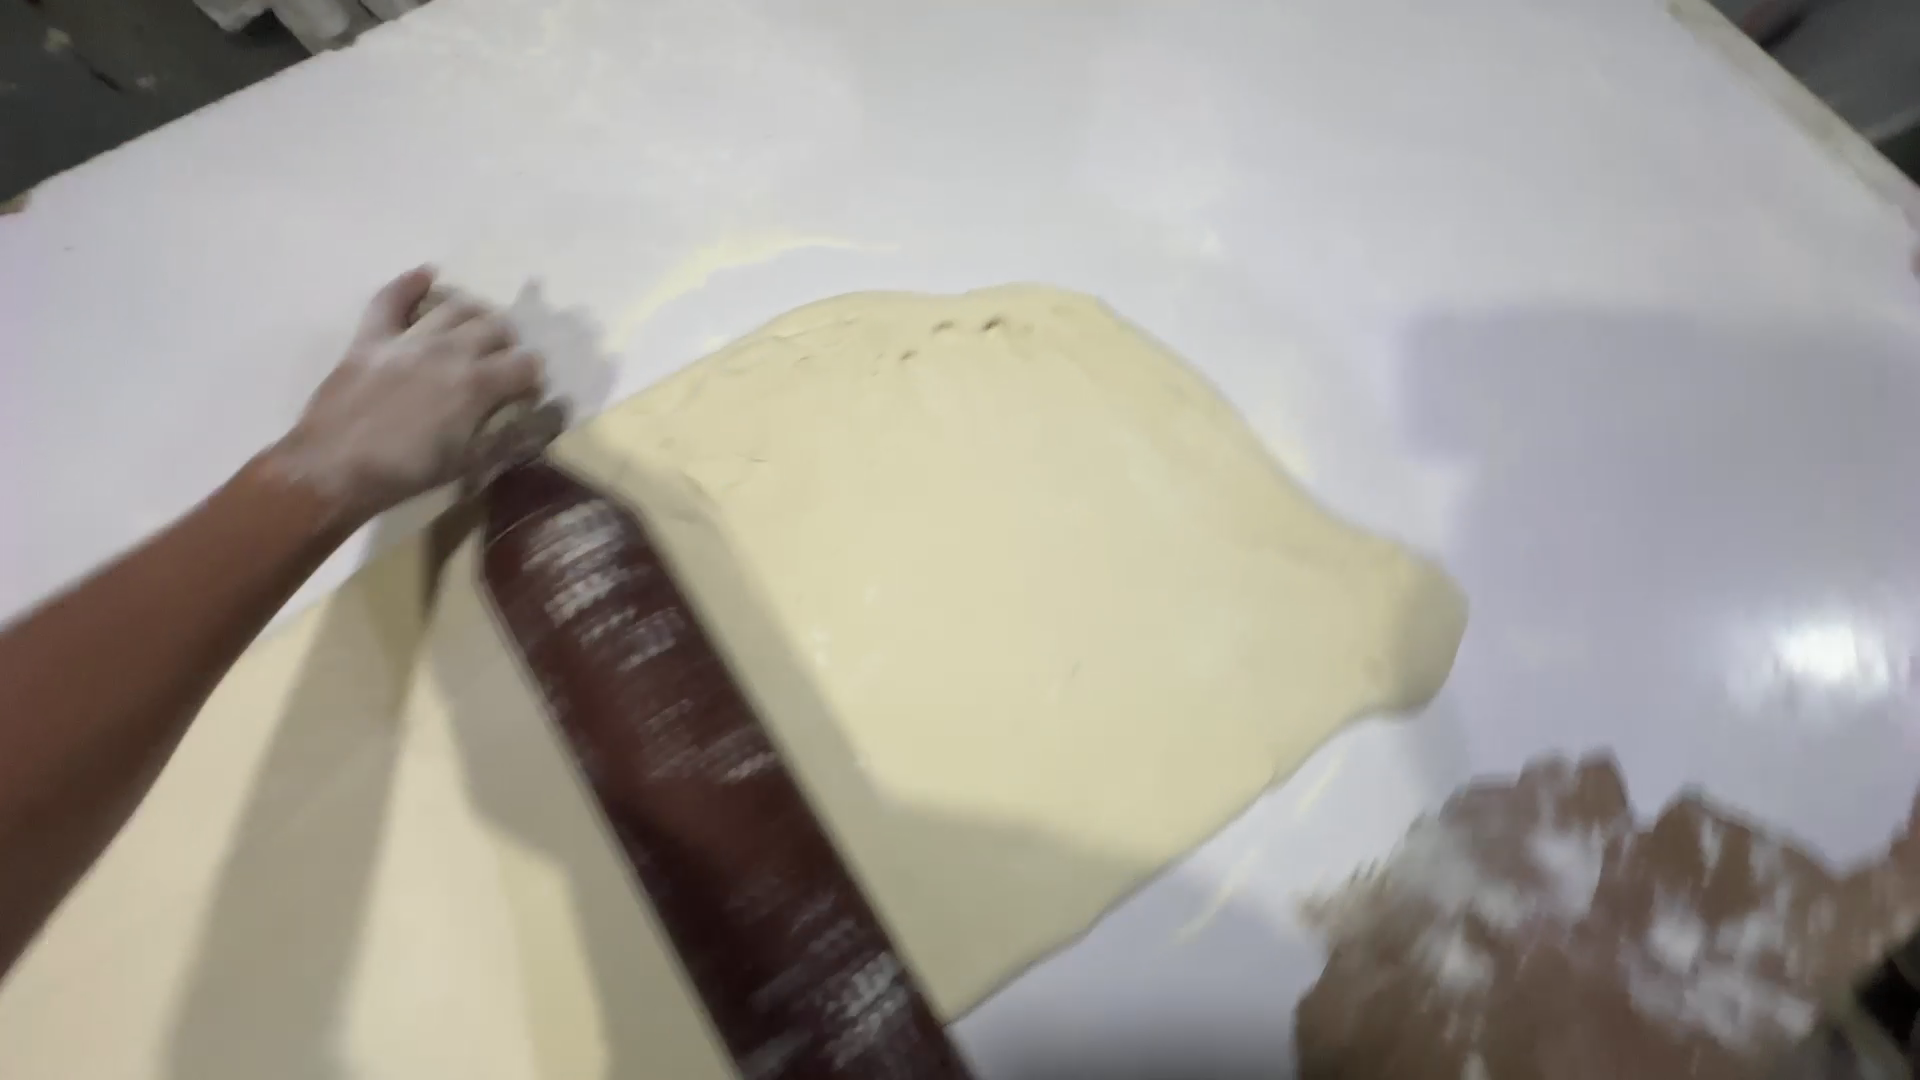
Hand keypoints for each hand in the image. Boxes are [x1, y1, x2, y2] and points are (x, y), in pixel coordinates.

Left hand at [270, 267, 557, 523]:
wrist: (334, 468)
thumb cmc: (411, 471)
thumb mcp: (474, 461)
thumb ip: (514, 435)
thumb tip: (548, 416)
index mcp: (478, 385)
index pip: (526, 365)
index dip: (534, 378)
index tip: (529, 392)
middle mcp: (449, 352)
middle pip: (495, 328)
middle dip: (510, 344)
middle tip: (505, 362)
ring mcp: (408, 340)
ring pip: (454, 308)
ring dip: (476, 314)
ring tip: (479, 327)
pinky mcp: (372, 338)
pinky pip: (389, 300)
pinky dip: (409, 284)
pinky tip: (428, 275)